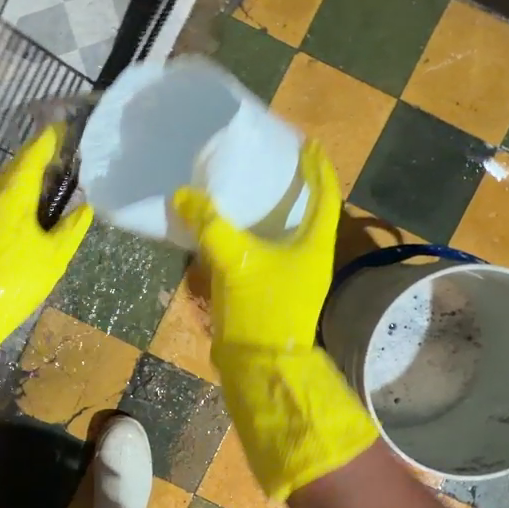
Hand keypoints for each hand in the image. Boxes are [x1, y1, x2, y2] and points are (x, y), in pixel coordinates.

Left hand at [0, 125, 92, 452]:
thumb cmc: (11, 284)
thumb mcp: (53, 258)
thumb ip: (72, 227)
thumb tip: (84, 205)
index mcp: (11, 192)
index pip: (34, 152)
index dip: (51, 138)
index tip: (64, 128)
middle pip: (15, 169)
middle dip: (38, 165)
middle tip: (61, 168)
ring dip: (20, 188)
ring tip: (43, 200)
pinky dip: (5, 207)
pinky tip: (16, 226)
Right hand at [173, 143, 377, 500]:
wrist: (259, 365)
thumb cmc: (262, 310)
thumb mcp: (234, 261)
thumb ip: (209, 225)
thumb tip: (184, 195)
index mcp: (314, 243)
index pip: (324, 193)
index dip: (316, 166)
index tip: (305, 142)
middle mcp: (310, 255)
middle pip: (307, 209)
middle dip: (291, 183)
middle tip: (269, 159)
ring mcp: (293, 273)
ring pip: (286, 229)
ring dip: (271, 207)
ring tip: (248, 185)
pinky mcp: (274, 287)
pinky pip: (267, 247)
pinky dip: (254, 230)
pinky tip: (230, 223)